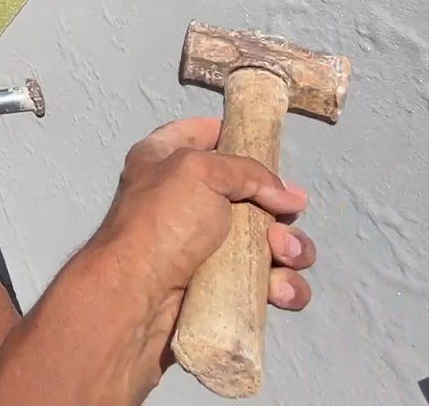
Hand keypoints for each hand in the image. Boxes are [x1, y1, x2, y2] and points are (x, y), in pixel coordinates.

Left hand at [79, 118, 314, 388]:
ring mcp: (203, 242)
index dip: (233, 134)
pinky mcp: (221, 283)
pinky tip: (276, 291)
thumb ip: (246, 171)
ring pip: (267, 240)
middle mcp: (183, 196)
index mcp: (164, 159)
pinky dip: (282, 286)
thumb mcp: (198, 171)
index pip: (200, 133)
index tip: (269, 145)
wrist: (140, 294)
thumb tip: (288, 195)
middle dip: (277, 208)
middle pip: (248, 192)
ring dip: (288, 249)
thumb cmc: (160, 222)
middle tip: (282, 218)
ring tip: (279, 255)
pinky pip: (268, 281)